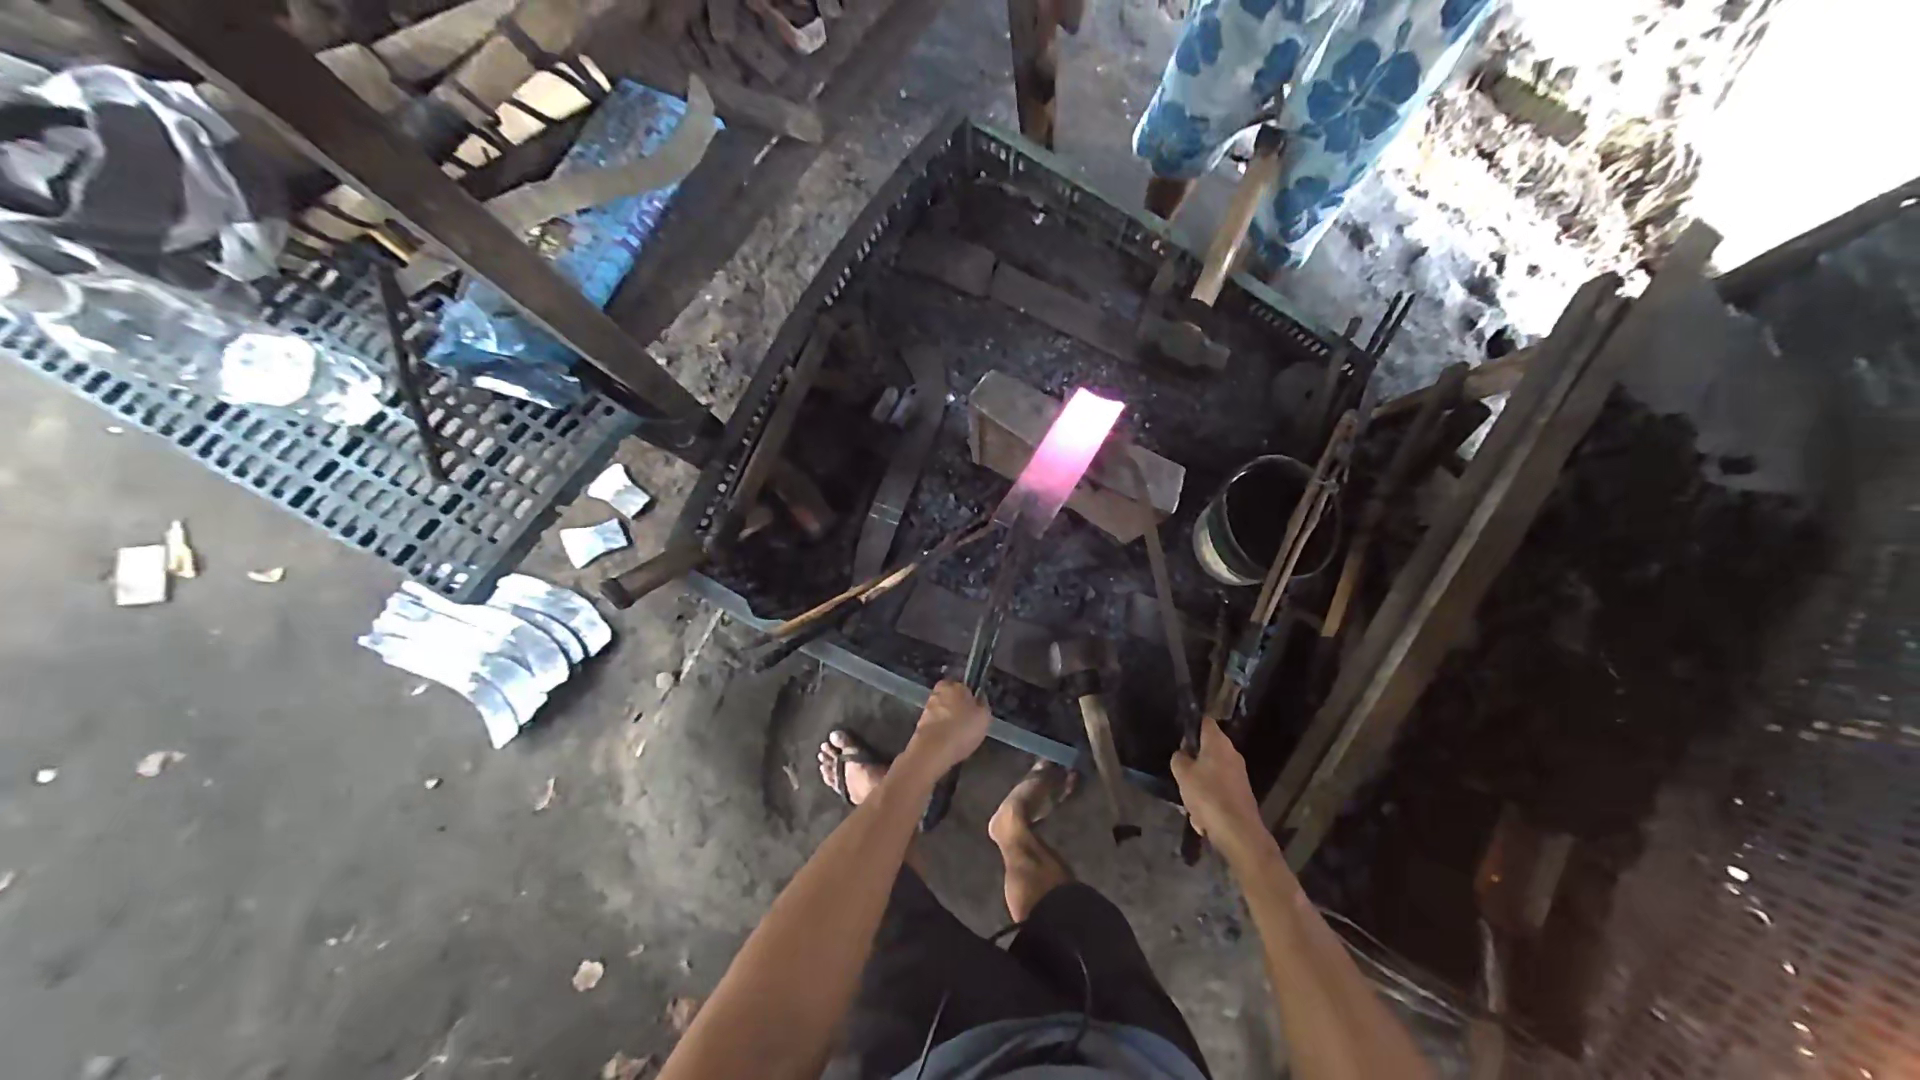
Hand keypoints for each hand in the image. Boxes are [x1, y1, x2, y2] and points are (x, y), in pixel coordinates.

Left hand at [905, 680, 990, 774]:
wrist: (933, 751)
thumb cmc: (962, 729)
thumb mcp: (984, 717)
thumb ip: (983, 705)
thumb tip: (980, 699)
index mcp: (953, 686)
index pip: (963, 686)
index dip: (969, 698)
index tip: (974, 710)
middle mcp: (937, 693)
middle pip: (950, 698)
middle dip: (956, 707)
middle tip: (967, 722)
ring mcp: (926, 710)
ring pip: (941, 712)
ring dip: (947, 720)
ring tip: (957, 735)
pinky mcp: (919, 726)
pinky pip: (935, 726)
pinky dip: (940, 732)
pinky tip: (947, 742)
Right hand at [1170, 719, 1271, 861]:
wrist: (1238, 831)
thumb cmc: (1208, 795)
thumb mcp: (1183, 774)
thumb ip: (1179, 759)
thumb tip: (1183, 754)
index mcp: (1218, 743)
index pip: (1205, 722)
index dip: (1192, 725)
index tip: (1180, 734)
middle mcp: (1232, 754)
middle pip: (1208, 749)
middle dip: (1193, 760)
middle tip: (1180, 771)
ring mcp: (1239, 774)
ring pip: (1212, 772)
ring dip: (1199, 784)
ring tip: (1190, 800)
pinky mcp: (1241, 793)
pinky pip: (1219, 791)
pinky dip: (1209, 800)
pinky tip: (1202, 817)